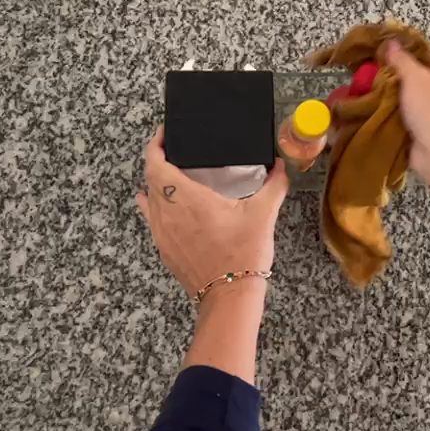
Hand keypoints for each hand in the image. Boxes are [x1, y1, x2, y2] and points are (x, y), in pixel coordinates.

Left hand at [135, 127, 288, 304]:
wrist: (230, 295)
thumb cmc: (244, 252)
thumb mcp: (264, 213)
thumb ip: (275, 184)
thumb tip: (281, 166)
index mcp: (188, 198)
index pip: (156, 165)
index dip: (155, 146)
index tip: (164, 135)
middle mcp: (168, 213)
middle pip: (150, 179)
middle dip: (157, 160)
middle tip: (172, 150)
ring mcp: (163, 233)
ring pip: (149, 199)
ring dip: (155, 183)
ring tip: (169, 173)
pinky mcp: (164, 249)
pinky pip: (152, 219)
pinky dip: (153, 205)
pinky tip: (159, 204)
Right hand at [381, 41, 429, 220]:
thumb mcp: (415, 78)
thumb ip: (400, 59)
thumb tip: (390, 42)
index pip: (424, 52)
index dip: (402, 51)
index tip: (378, 53)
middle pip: (415, 73)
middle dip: (392, 75)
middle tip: (368, 73)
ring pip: (408, 94)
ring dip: (390, 95)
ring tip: (366, 90)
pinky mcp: (426, 124)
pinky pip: (406, 112)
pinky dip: (392, 111)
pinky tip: (373, 108)